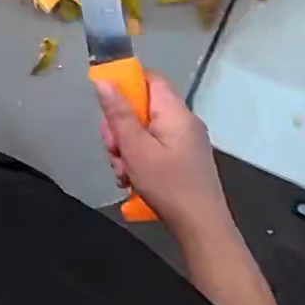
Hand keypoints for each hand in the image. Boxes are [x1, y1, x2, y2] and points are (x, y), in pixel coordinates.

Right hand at [95, 73, 232, 238]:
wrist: (200, 226)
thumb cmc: (167, 183)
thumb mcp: (134, 147)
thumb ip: (118, 113)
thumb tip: (104, 81)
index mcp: (175, 113)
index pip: (149, 78)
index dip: (126, 82)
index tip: (106, 101)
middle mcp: (183, 122)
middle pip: (142, 108)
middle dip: (120, 126)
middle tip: (114, 147)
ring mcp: (184, 141)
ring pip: (143, 130)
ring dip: (126, 147)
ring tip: (123, 170)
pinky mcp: (182, 158)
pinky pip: (153, 146)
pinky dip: (138, 158)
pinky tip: (131, 178)